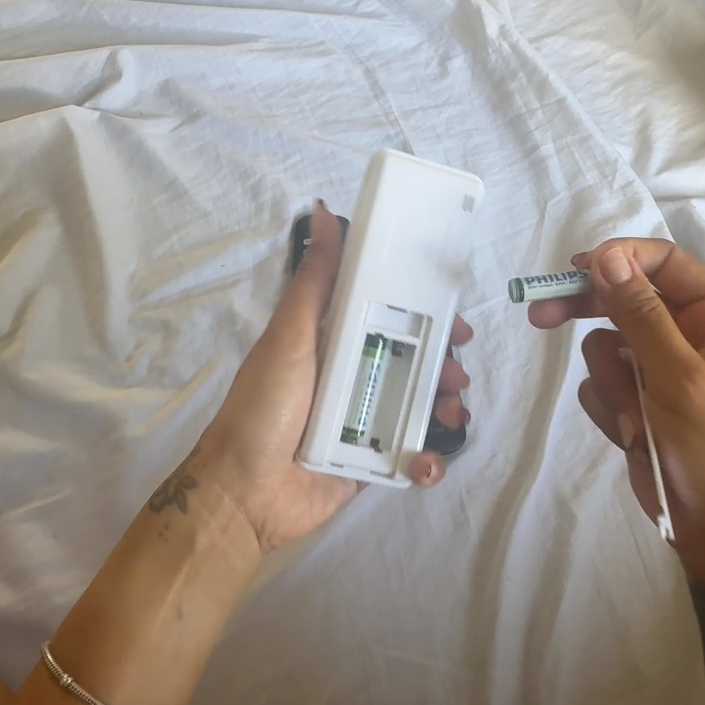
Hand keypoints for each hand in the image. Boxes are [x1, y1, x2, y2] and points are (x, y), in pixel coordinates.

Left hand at [193, 201, 473, 555]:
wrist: (246, 494)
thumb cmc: (265, 407)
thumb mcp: (290, 335)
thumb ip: (315, 279)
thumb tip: (323, 211)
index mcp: (335, 341)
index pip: (391, 317)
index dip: (428, 315)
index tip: (454, 319)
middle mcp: (354, 376)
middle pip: (415, 361)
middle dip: (445, 363)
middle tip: (459, 371)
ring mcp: (364, 421)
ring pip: (421, 404)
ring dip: (446, 405)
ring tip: (452, 412)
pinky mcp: (372, 461)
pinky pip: (413, 452)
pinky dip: (430, 455)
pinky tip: (427, 457)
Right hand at [528, 239, 704, 588]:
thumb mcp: (680, 378)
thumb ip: (640, 313)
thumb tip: (606, 256)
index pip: (665, 262)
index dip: (620, 258)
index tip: (576, 269)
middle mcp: (691, 335)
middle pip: (625, 299)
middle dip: (590, 317)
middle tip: (540, 316)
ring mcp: (662, 370)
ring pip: (605, 346)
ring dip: (613, 384)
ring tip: (638, 422)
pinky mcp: (640, 401)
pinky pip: (601, 383)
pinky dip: (611, 408)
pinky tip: (633, 437)